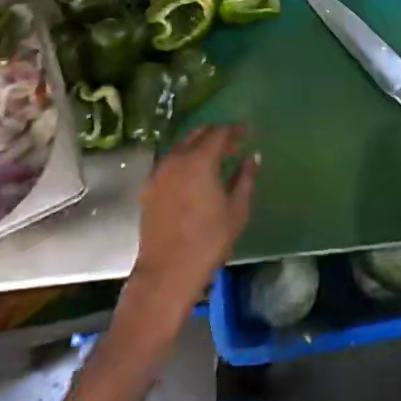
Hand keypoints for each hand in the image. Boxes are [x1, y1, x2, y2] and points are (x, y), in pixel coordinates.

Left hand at [130, 124, 258, 307]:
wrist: (167, 271)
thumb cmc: (209, 241)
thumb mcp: (237, 210)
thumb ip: (245, 178)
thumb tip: (252, 156)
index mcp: (199, 160)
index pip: (218, 132)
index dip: (234, 129)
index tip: (247, 132)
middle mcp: (175, 158)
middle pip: (197, 133)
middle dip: (216, 134)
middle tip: (233, 143)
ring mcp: (158, 171)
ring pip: (181, 146)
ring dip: (199, 145)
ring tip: (216, 158)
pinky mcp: (148, 186)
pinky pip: (169, 162)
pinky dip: (184, 159)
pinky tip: (194, 175)